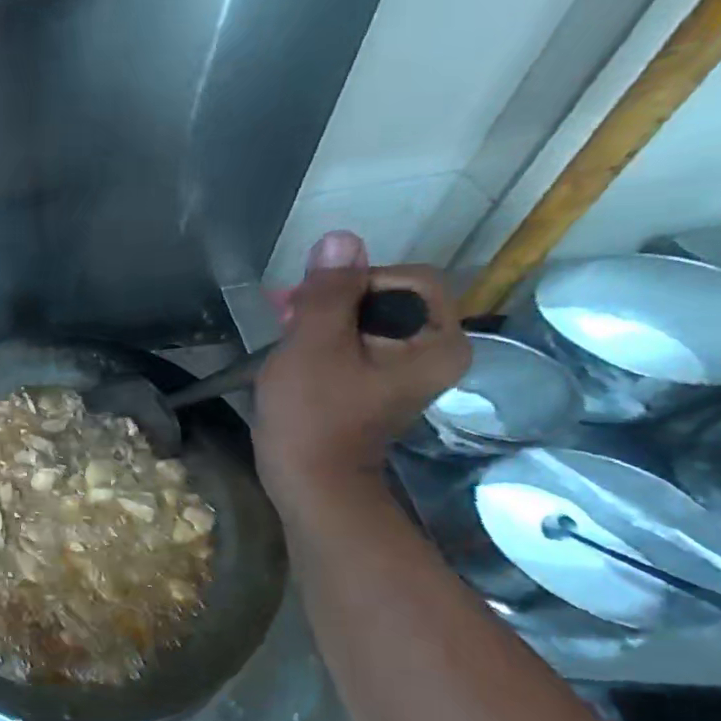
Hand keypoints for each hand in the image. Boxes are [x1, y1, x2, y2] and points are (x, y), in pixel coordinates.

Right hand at [253, 231, 469, 510]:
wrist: (309, 481)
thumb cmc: (312, 415)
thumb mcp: (313, 344)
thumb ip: (329, 291)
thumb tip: (340, 239)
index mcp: (436, 341)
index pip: (403, 278)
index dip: (352, 283)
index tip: (309, 309)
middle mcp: (436, 351)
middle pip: (386, 296)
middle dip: (333, 301)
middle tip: (286, 318)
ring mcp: (409, 370)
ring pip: (368, 319)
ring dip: (323, 319)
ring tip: (283, 335)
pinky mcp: (382, 383)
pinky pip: (359, 343)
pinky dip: (327, 341)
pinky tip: (295, 352)